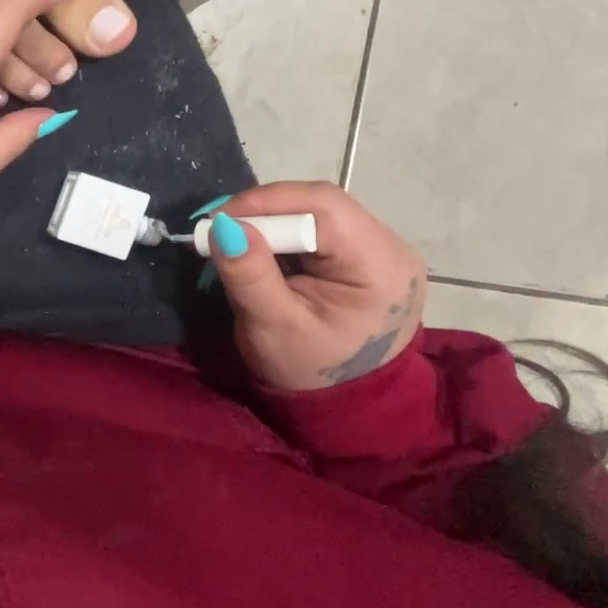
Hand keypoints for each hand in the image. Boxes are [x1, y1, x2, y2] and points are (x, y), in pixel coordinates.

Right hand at [205, 182, 427, 391]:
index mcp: (379, 266)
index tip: (215, 222)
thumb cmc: (307, 369)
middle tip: (217, 228)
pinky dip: (282, 233)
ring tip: (233, 239)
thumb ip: (249, 275)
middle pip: (322, 204)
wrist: (343, 403)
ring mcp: (381, 249)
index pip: (324, 208)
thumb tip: (223, 225)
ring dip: (270, 220)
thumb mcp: (271, 326)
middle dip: (263, 210)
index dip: (265, 204)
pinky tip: (259, 249)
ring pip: (318, 211)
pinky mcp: (364, 254)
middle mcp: (391, 247)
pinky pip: (319, 227)